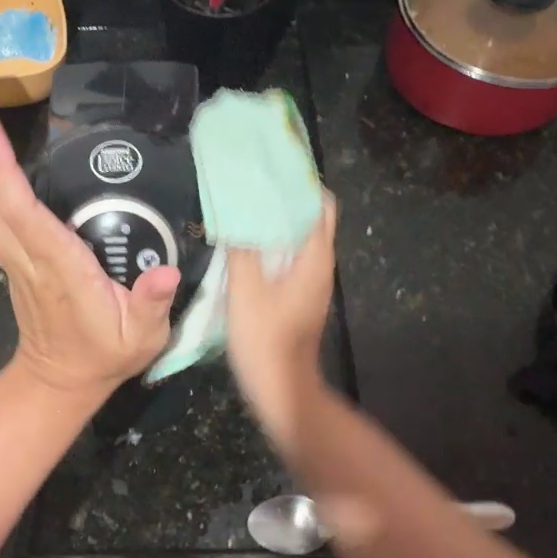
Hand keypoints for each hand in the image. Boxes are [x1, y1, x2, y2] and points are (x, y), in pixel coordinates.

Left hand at [0, 100, 180, 397]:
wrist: (62, 380)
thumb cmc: (104, 354)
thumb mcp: (143, 337)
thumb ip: (152, 303)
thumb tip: (167, 272)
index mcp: (58, 268)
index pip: (20, 212)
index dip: (0, 167)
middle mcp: (25, 259)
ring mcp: (10, 261)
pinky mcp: (8, 261)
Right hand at [225, 194, 337, 446]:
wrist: (281, 390)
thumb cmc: (266, 339)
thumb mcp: (246, 291)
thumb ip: (242, 250)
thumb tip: (235, 214)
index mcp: (315, 258)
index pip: (321, 205)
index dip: (300, 183)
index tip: (272, 168)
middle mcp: (319, 266)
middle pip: (308, 220)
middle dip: (283, 200)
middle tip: (250, 184)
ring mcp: (311, 284)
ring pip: (297, 241)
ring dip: (274, 224)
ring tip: (243, 208)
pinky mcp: (298, 298)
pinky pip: (288, 260)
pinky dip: (271, 247)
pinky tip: (244, 246)